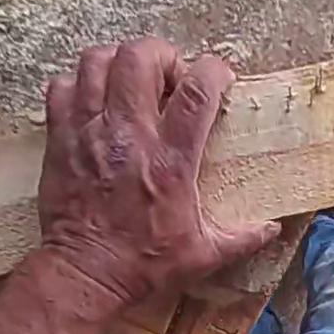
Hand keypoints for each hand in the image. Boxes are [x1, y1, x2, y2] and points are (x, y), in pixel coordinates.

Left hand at [36, 38, 281, 310]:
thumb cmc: (145, 268)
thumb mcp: (202, 257)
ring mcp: (90, 135)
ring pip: (97, 61)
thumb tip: (273, 229)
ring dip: (117, 63)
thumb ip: (241, 238)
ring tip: (128, 85)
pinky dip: (77, 86)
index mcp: (170, 162)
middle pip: (140, 57)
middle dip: (161, 56)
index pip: (196, 91)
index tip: (219, 78)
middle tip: (168, 79)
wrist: (87, 278)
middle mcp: (129, 137)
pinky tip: (92, 106)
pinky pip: (62, 88)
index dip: (213, 71)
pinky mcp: (61, 142)